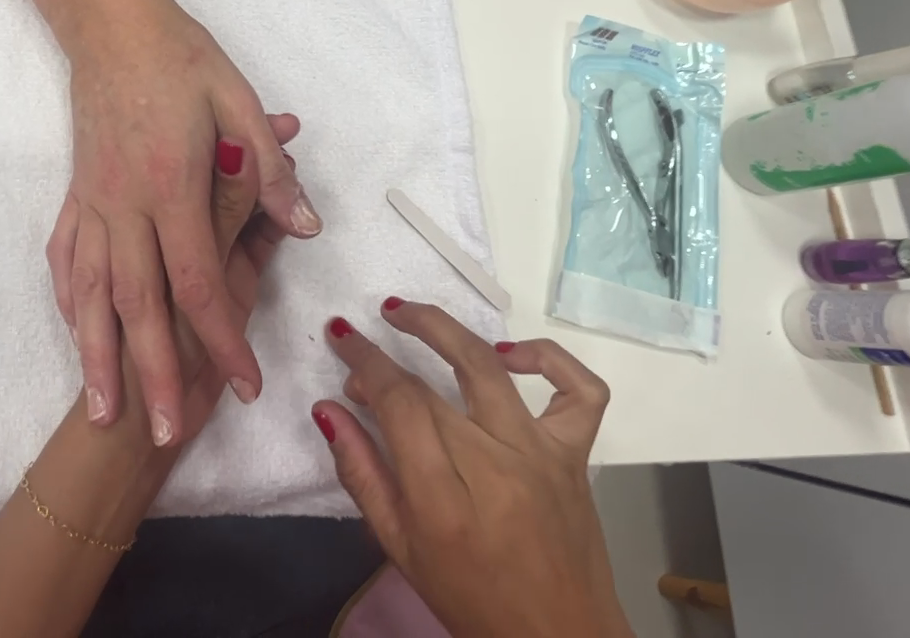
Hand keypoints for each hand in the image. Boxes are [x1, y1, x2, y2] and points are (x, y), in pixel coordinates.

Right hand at [46, 9, 319, 444]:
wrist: (110, 26)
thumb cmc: (179, 59)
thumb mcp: (237, 100)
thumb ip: (269, 170)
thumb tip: (307, 226)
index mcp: (170, 185)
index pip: (197, 280)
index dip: (222, 339)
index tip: (244, 385)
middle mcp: (124, 205)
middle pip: (136, 305)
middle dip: (149, 374)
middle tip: (157, 435)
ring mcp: (91, 202)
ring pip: (89, 291)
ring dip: (94, 354)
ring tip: (98, 409)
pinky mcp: (73, 193)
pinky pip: (64, 255)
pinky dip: (68, 299)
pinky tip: (74, 326)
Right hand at [314, 302, 631, 637]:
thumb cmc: (469, 597)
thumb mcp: (398, 545)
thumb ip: (360, 472)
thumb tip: (328, 410)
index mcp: (443, 499)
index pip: (398, 403)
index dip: (363, 361)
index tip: (340, 339)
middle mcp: (495, 465)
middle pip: (431, 385)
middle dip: (383, 353)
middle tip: (358, 340)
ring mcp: (542, 454)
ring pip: (489, 367)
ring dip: (441, 327)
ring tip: (405, 312)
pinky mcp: (576, 454)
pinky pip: (581, 391)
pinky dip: (548, 358)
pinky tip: (510, 355)